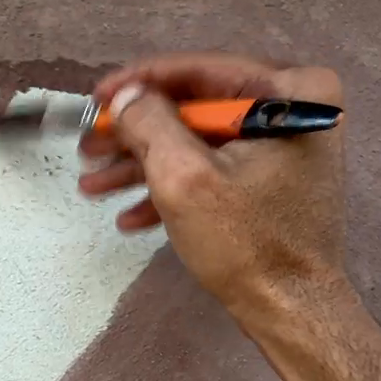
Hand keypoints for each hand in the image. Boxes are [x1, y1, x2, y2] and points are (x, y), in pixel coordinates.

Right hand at [80, 54, 350, 326]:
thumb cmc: (245, 244)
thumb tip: (126, 97)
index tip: (98, 98)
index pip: (200, 72)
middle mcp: (293, 110)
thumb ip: (150, 126)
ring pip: (195, 147)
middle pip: (194, 112)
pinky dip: (171, 192)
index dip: (140, 85)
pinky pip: (211, 174)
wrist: (289, 308)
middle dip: (135, 136)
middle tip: (88, 148)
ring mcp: (282, 150)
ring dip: (141, 168)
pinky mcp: (268, 185)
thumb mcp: (185, 179)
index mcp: (291, 91)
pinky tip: (129, 216)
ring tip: (93, 187)